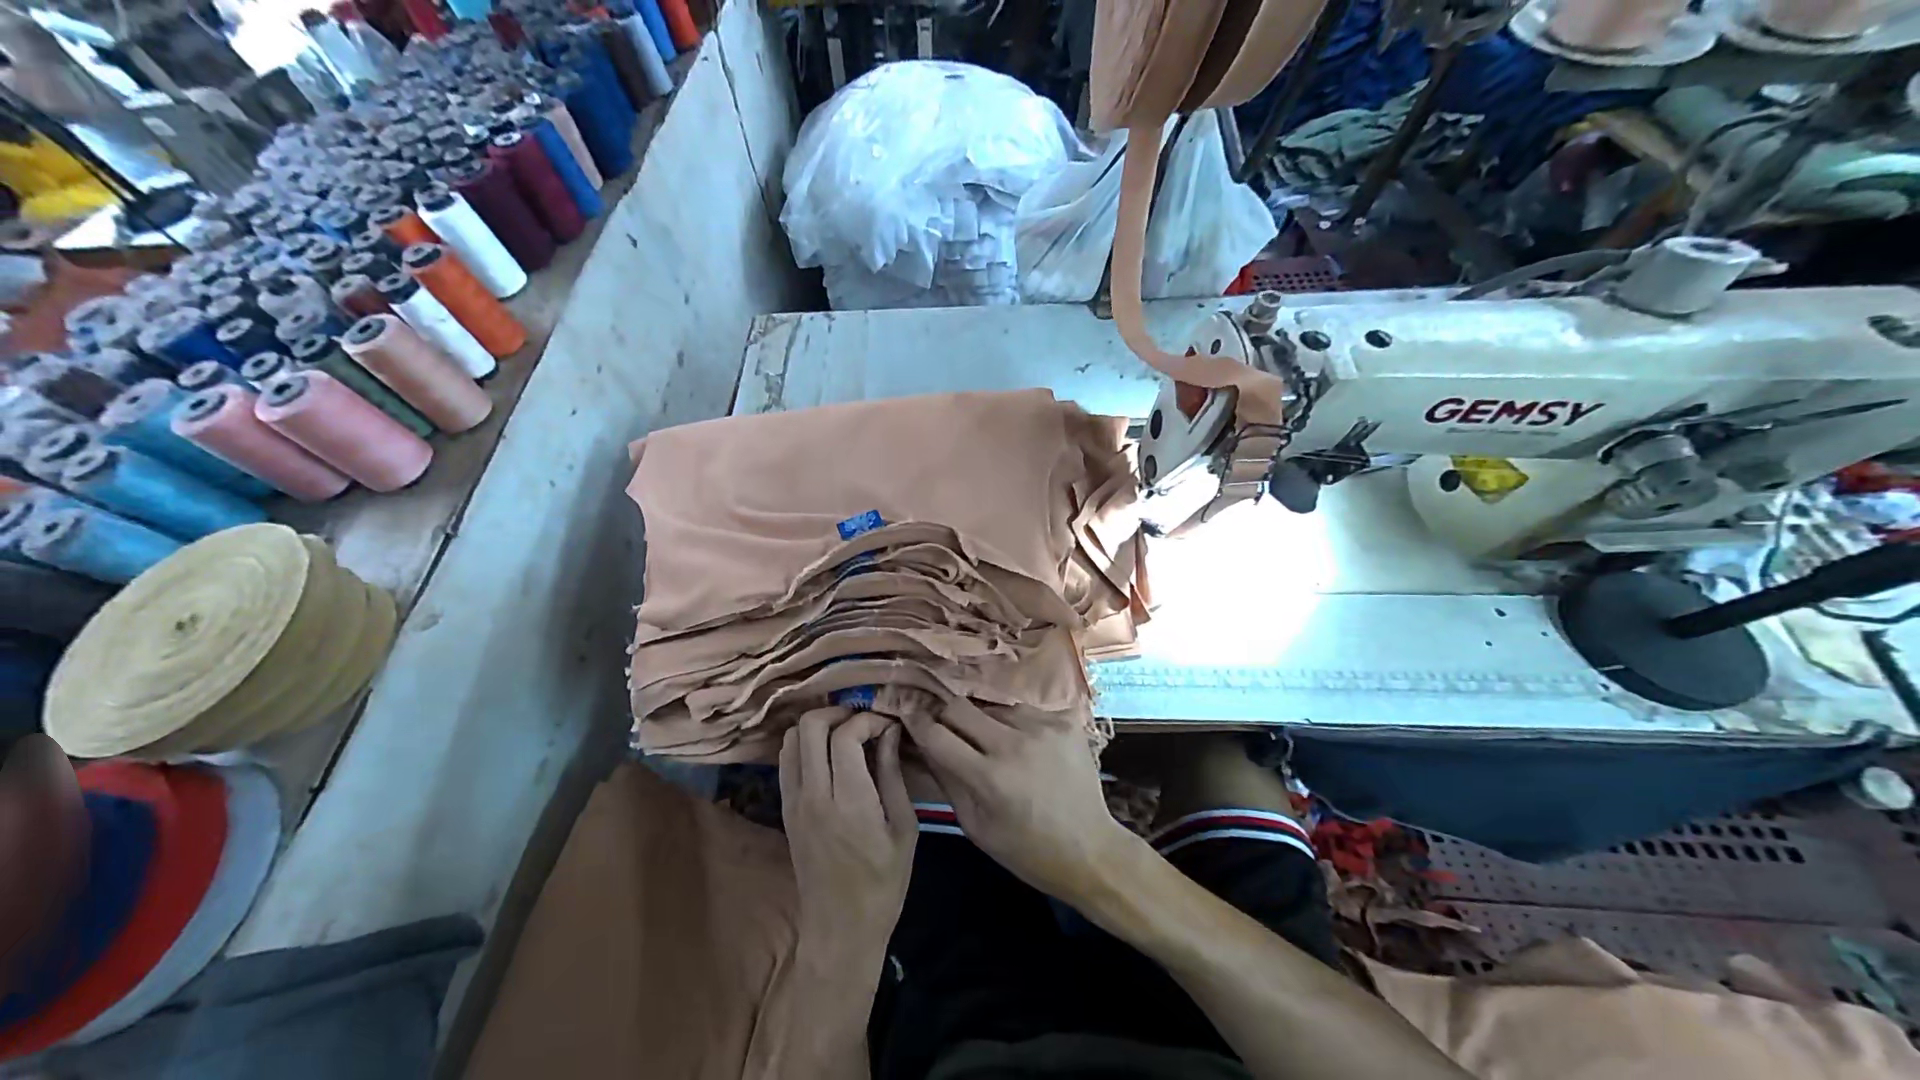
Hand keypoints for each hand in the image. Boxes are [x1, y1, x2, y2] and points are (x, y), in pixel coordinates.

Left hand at [779, 707, 916, 961]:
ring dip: (819, 726)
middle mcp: (813, 795)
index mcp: (848, 802)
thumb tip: (890, 732)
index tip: (888, 726)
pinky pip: (787, 759)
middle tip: (865, 723)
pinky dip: (806, 745)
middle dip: (839, 713)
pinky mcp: (784, 808)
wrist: (840, 927)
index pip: (844, 735)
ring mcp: (792, 801)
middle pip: (810, 726)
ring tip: (848, 735)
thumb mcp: (904, 828)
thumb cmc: (883, 882)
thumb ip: (892, 775)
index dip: (868, 720)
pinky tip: (830, 754)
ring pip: (792, 738)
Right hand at [899, 698, 1143, 908]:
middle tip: (941, 724)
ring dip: (981, 720)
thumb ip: (946, 779)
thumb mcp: (975, 825)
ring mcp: (1043, 727)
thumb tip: (919, 743)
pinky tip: (1021, 746)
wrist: (1090, 849)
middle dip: (944, 714)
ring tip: (989, 743)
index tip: (907, 714)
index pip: (937, 733)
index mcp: (989, 777)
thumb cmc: (1025, 850)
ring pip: (992, 706)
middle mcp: (1015, 743)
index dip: (916, 722)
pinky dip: (1013, 724)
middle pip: (960, 707)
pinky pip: (1023, 711)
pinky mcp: (1064, 721)